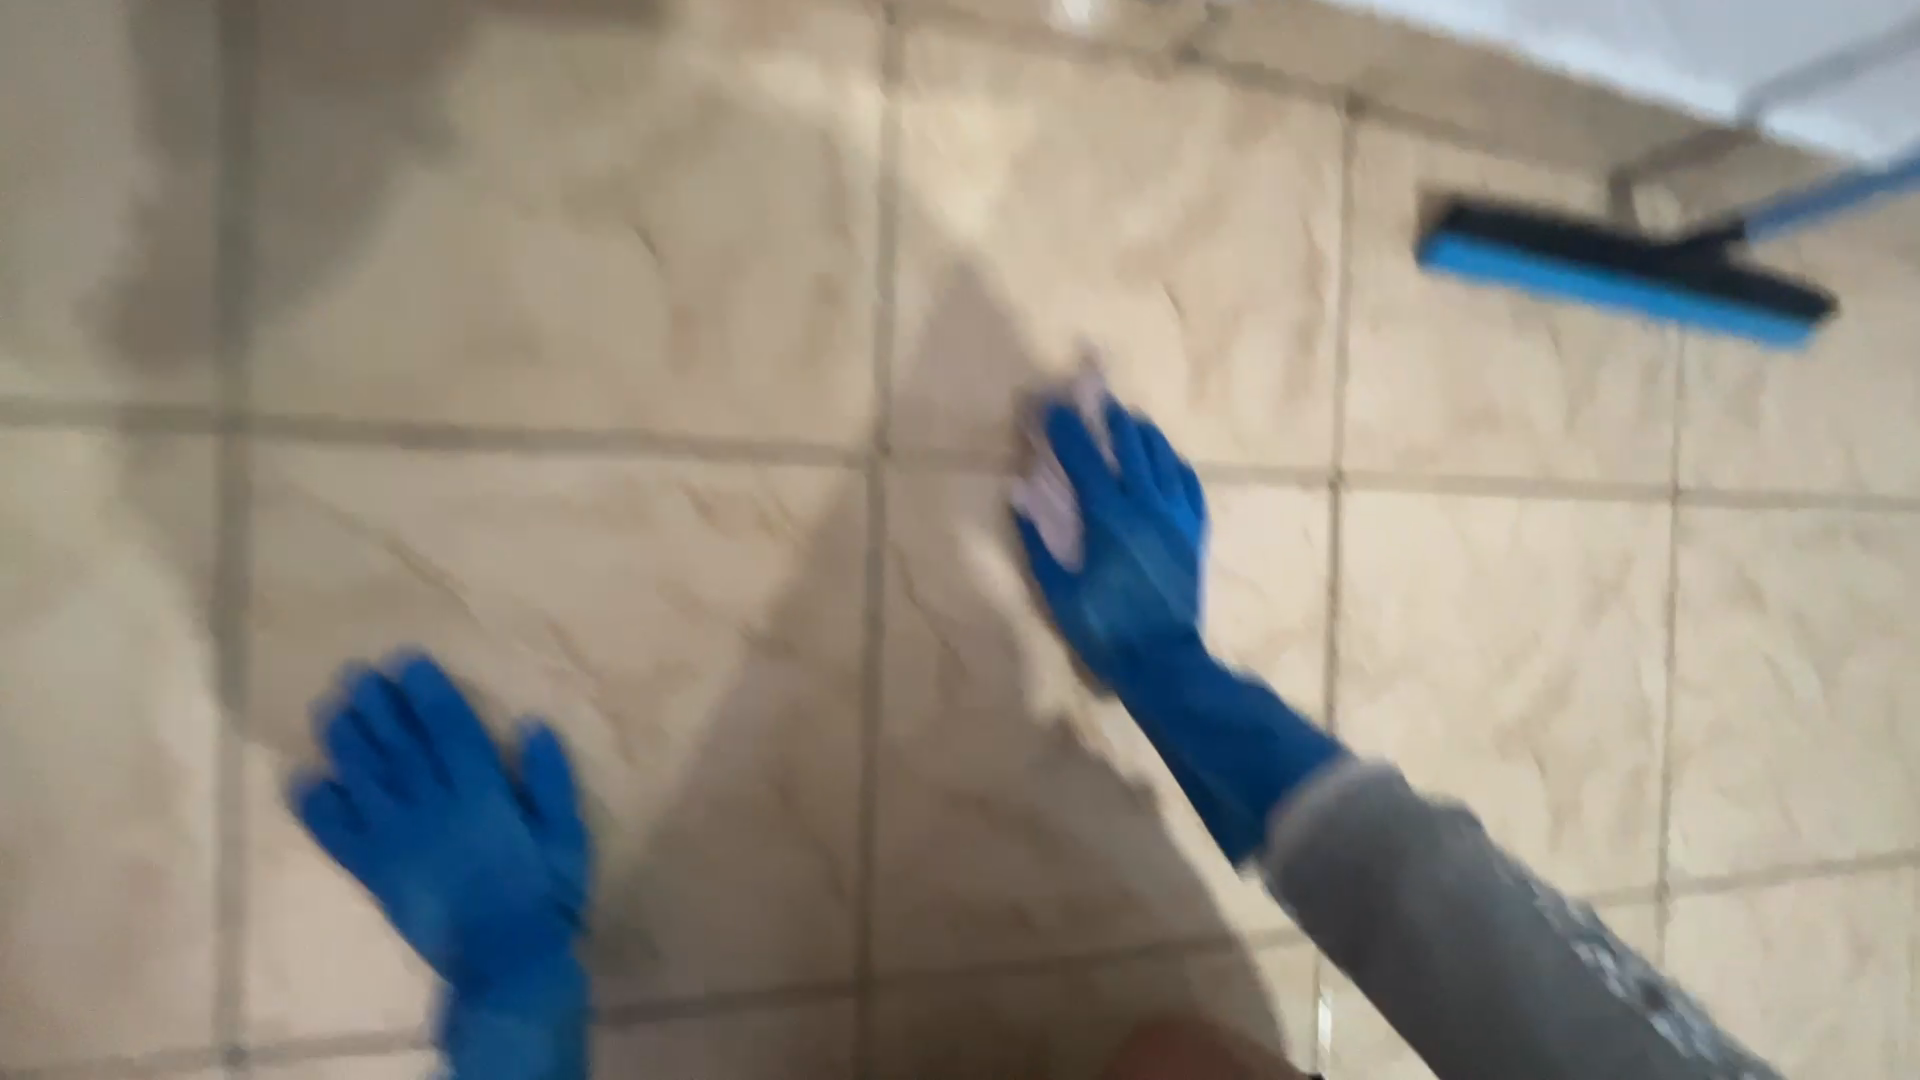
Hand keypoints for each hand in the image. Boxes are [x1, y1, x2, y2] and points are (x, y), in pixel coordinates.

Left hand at [289, 653, 589, 1013]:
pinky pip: (339, 836)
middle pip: (402, 749)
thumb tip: (533, 725)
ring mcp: (398, 841)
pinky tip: (304, 779)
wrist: (504, 957)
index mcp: (482, 793)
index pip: (451, 732)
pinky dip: (318, 808)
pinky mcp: (376, 873)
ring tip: (332, 707)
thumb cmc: (547, 887)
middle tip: (358, 672)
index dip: (430, 695)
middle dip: (381, 708)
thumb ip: (551, 778)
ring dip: (347, 742)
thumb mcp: (567, 829)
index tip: (410, 663)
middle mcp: (433, 808)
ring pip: (366, 781)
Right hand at [1014, 400, 1208, 690]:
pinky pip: (1189, 485)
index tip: (1054, 407)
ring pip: (1164, 457)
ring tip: (1131, 422)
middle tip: (1095, 402)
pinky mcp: (1194, 532)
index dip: (1068, 428)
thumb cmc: (1102, 628)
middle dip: (1109, 418)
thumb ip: (1038, 539)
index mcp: (1109, 517)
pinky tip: (1168, 461)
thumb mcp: (1058, 589)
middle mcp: (1147, 505)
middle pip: (1131, 444)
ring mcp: (1176, 517)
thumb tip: (1018, 495)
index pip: (1086, 457)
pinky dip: (1175, 465)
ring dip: (1144, 434)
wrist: (1161, 660)